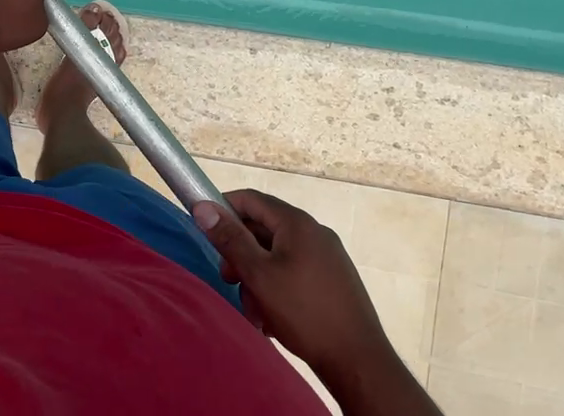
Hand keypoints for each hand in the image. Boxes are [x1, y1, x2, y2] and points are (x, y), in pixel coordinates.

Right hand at [193, 190, 399, 385]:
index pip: (251, 199)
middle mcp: (315, 233)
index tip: (206, 231)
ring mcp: (328, 258)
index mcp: (297, 223)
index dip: (224, 209)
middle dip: (240, 254)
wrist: (360, 363)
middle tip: (229, 280)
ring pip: (277, 255)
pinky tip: (272, 317)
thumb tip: (203, 206)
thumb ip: (230, 238)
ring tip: (253, 310)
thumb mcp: (258, 274)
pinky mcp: (334, 281)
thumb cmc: (304, 312)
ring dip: (257, 278)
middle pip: (263, 230)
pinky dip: (277, 287)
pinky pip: (294, 272)